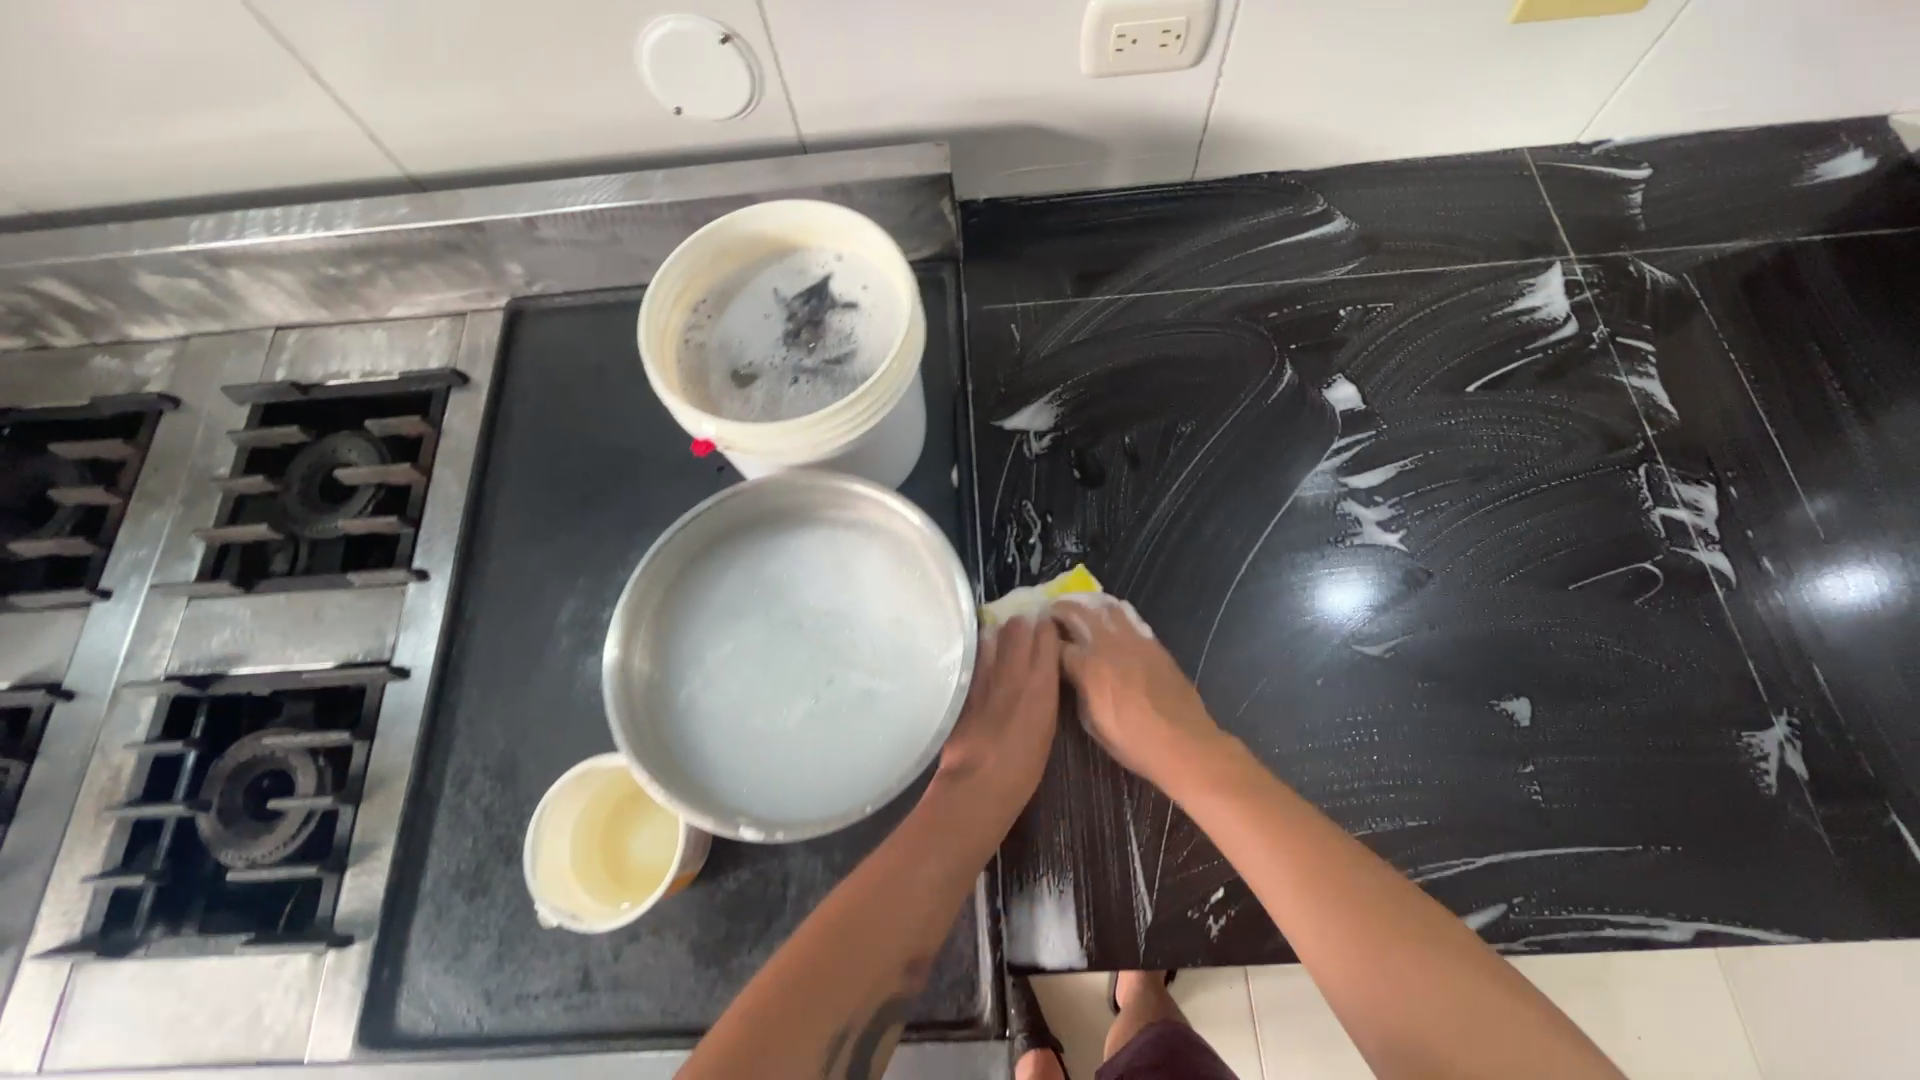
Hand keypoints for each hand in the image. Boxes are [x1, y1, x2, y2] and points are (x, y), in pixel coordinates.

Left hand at [935, 615, 1061, 810]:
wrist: (980, 782)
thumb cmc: (1024, 766)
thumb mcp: (1047, 726)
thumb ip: (1043, 693)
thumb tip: (1039, 675)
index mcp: (1042, 683)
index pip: (1046, 635)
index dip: (1046, 628)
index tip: (1047, 627)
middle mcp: (1014, 671)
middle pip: (1017, 627)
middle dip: (1022, 624)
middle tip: (1023, 628)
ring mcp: (984, 675)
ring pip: (992, 636)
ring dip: (998, 635)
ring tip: (1001, 638)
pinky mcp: (963, 684)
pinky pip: (974, 657)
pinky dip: (979, 652)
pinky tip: (979, 655)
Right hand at [1052, 595, 1231, 789]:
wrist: (1183, 742)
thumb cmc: (1132, 741)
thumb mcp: (1091, 722)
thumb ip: (1076, 690)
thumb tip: (1070, 675)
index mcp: (1087, 667)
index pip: (1054, 644)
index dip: (1041, 643)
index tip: (1034, 643)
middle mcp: (1106, 644)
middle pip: (1074, 612)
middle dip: (1056, 611)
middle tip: (1046, 615)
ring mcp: (1132, 638)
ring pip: (1102, 605)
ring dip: (1083, 602)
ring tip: (1073, 606)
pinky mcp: (1151, 640)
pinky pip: (1126, 613)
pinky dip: (1110, 607)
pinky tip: (1104, 612)